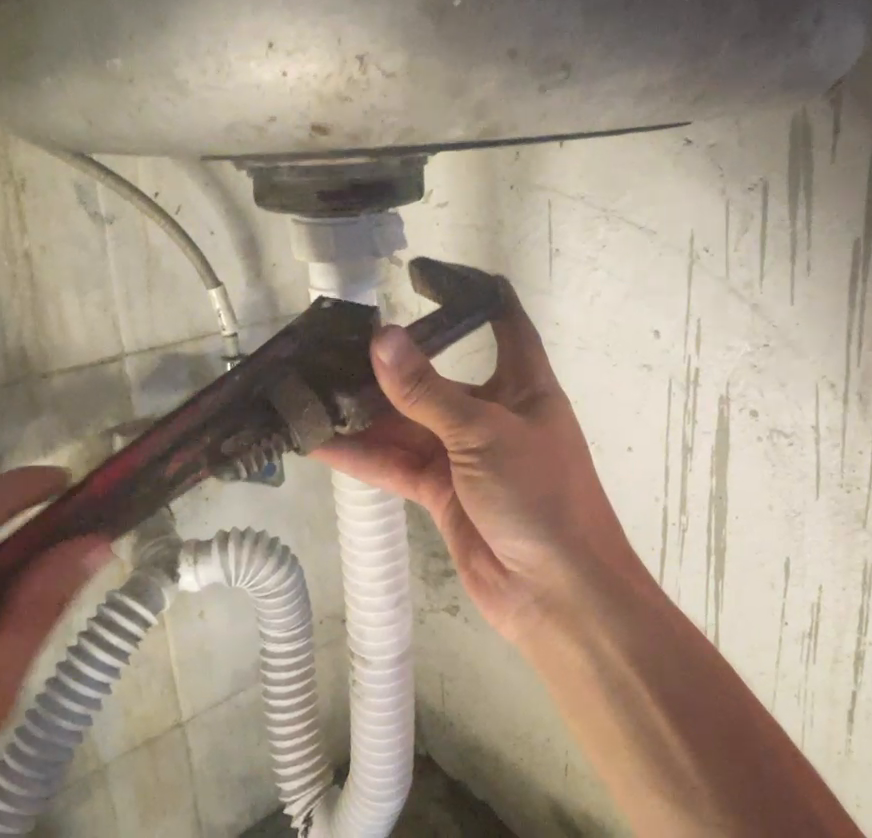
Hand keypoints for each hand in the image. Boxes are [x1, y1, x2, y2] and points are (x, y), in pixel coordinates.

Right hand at [313, 289, 644, 640]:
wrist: (560, 595)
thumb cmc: (541, 496)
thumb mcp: (484, 433)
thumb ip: (427, 391)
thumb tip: (381, 338)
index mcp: (524, 384)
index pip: (502, 321)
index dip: (470, 292)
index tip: (422, 276)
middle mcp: (493, 413)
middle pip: (436, 377)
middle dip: (390, 364)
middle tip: (331, 346)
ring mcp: (466, 456)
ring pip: (408, 423)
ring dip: (365, 412)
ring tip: (311, 390)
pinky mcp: (443, 495)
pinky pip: (397, 465)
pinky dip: (362, 456)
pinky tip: (319, 442)